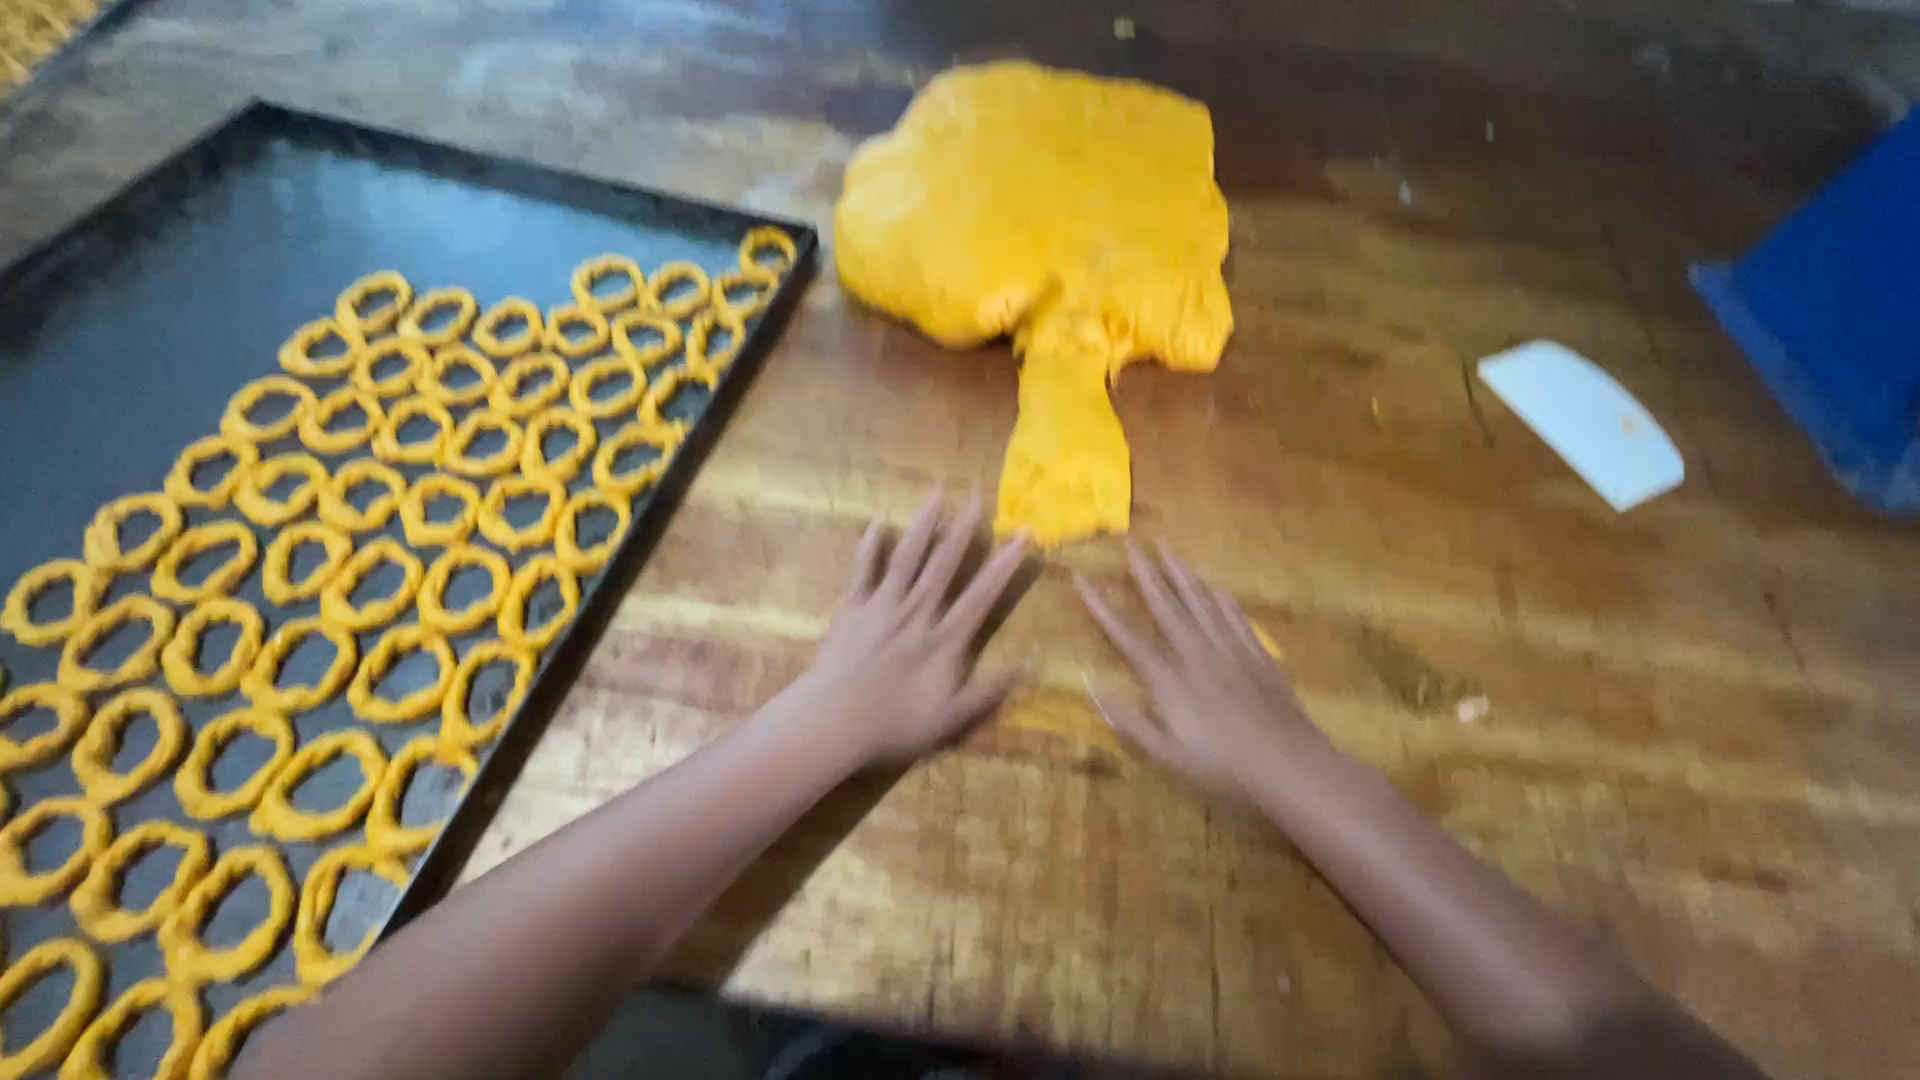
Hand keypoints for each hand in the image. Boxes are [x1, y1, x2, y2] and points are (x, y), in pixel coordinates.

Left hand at [783, 491, 1030, 767]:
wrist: (834, 720)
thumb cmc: (893, 725)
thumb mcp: (951, 718)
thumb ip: (988, 690)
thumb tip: (1030, 664)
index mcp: (944, 639)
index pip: (982, 595)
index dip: (1004, 565)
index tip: (1022, 535)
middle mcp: (917, 613)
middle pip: (944, 566)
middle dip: (964, 530)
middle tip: (978, 496)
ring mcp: (882, 606)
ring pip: (907, 559)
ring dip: (923, 526)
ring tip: (936, 494)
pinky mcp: (851, 608)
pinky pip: (863, 572)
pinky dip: (870, 548)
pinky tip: (878, 524)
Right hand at [1074, 541, 1335, 801]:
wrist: (1289, 764)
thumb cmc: (1222, 766)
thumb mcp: (1166, 754)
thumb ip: (1129, 722)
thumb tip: (1091, 689)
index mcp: (1168, 678)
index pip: (1126, 636)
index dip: (1101, 607)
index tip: (1081, 578)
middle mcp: (1196, 653)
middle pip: (1165, 606)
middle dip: (1144, 573)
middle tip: (1129, 542)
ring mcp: (1229, 650)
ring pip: (1200, 602)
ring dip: (1181, 573)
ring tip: (1166, 546)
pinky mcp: (1257, 654)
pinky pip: (1235, 617)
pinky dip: (1222, 598)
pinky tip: (1214, 585)